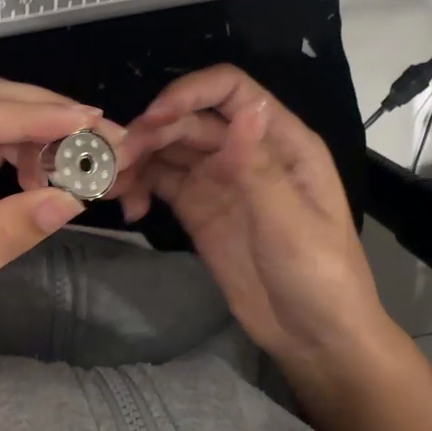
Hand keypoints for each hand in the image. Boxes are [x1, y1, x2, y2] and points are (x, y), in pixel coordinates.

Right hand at [114, 65, 385, 362]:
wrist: (315, 338)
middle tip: (115, 163)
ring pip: (168, 150)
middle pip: (188, 121)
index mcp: (280, 141)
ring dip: (137, 160)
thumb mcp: (289, 222)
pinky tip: (131, 210)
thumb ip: (258, 165)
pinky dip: (140, 188)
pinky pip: (161, 183)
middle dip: (150, 134)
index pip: (230, 91)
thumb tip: (244, 107)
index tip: (152, 119)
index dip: (188, 93)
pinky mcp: (199, 210)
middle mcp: (245, 151)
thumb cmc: (319, 275)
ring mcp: (220, 180)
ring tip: (112, 186)